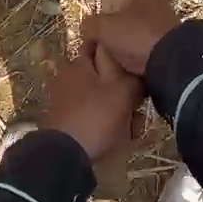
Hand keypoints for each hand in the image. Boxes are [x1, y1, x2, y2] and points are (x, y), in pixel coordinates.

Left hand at [39, 40, 145, 161]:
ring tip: (131, 127)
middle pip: (100, 75)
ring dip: (114, 109)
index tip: (134, 64)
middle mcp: (66, 76)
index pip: (97, 45)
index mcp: (79, 64)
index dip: (116, 52)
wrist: (62, 155)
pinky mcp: (60, 119)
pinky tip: (115, 138)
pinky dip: (101, 122)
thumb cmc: (95, 118)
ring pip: (96, 98)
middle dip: (119, 88)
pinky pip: (88, 115)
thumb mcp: (123, 94)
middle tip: (137, 106)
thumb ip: (135, 79)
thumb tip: (142, 72)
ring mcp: (61, 99)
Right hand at [80, 0, 181, 77]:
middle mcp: (160, 8)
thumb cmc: (135, 37)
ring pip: (141, 40)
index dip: (105, 20)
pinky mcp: (178, 48)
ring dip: (131, 52)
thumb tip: (86, 28)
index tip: (98, 38)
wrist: (172, 62)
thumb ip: (90, 25)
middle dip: (118, 38)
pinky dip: (144, 62)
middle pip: (130, 24)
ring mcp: (171, 28)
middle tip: (106, 54)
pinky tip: (135, 72)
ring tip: (120, 67)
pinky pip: (153, 54)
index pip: (119, 4)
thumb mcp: (103, 28)